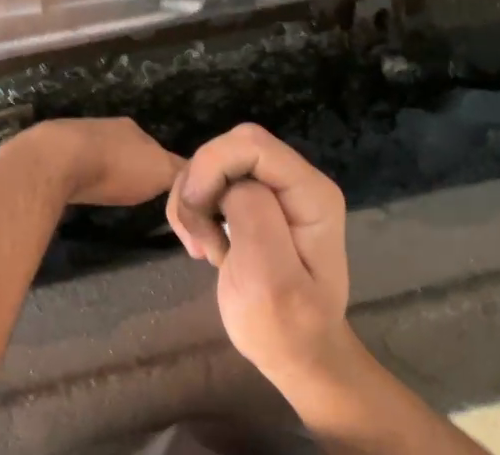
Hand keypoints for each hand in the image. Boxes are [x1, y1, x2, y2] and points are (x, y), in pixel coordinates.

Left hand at [10, 117, 184, 207]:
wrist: (58, 159)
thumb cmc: (114, 167)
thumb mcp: (159, 172)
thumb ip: (179, 173)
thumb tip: (195, 174)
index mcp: (134, 129)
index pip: (157, 148)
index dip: (164, 169)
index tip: (166, 189)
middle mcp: (108, 127)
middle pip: (129, 149)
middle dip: (133, 168)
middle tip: (138, 194)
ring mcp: (79, 135)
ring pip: (102, 154)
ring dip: (106, 170)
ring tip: (110, 192)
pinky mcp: (56, 150)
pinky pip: (78, 163)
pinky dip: (84, 174)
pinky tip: (83, 186)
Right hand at [167, 125, 350, 385]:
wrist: (291, 354)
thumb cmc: (286, 327)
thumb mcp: (273, 283)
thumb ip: (256, 220)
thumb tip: (232, 185)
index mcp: (311, 193)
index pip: (251, 145)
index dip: (213, 167)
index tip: (198, 213)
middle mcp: (292, 181)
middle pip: (225, 150)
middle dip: (198, 188)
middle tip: (201, 239)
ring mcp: (269, 189)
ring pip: (207, 164)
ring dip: (191, 205)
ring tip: (204, 249)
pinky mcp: (246, 200)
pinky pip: (202, 182)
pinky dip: (189, 211)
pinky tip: (202, 245)